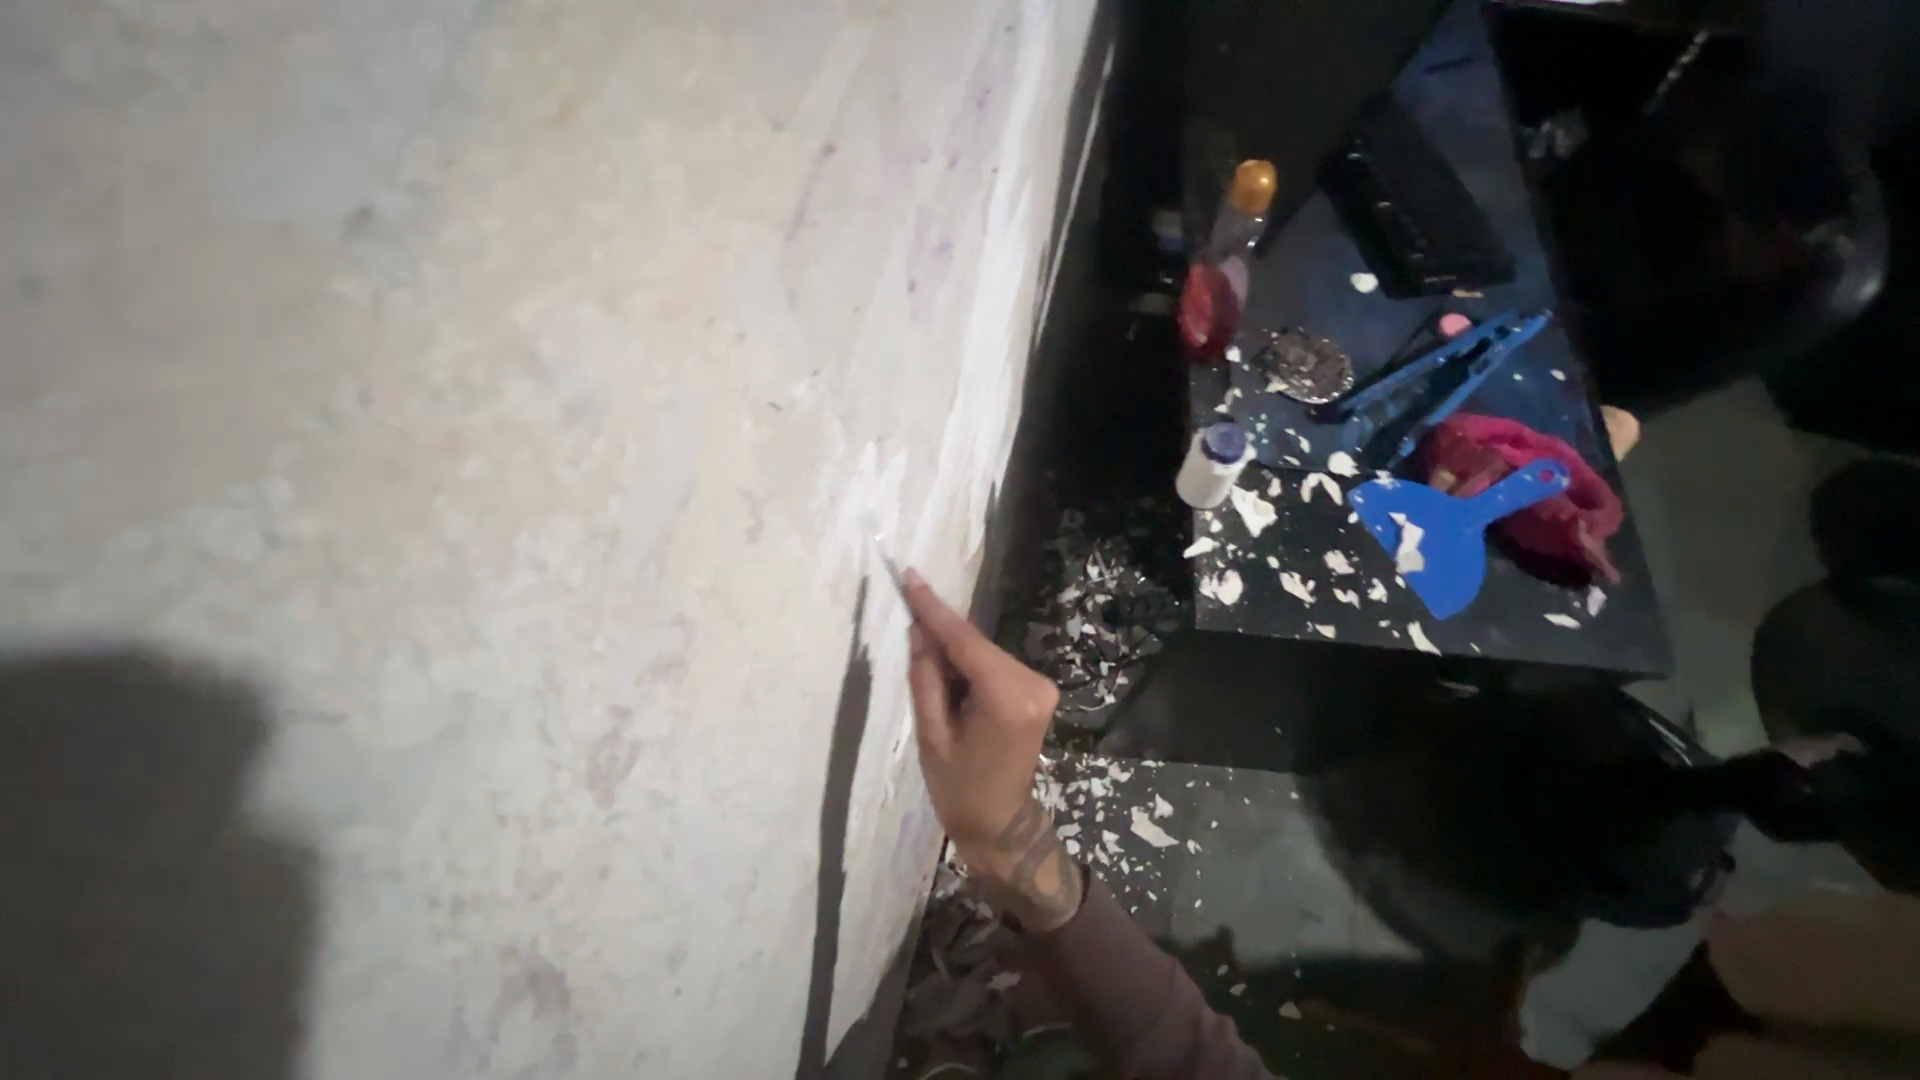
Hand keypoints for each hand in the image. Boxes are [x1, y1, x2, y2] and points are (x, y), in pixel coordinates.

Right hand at [902, 569, 1080, 929]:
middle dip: (940, 637)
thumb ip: (926, 676)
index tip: (911, 576)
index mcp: (1008, 697)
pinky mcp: (1038, 690)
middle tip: (907, 637)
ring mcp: (1041, 686)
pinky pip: (993, 666)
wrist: (1000, 823)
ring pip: (983, 653)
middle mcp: (1033, 683)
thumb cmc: (959, 788)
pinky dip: (969, 667)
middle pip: (975, 645)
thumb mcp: (932, 734)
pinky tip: (952, 688)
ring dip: (954, 655)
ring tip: (931, 684)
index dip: (934, 609)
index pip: (965, 641)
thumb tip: (919, 629)